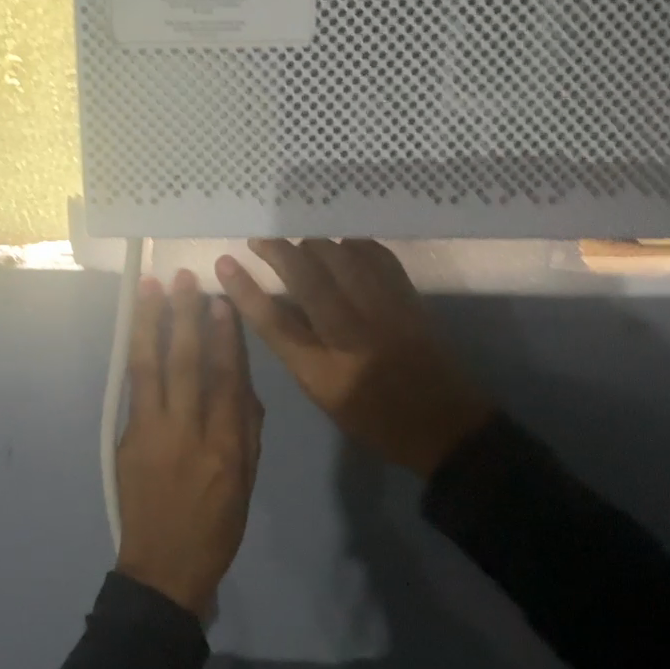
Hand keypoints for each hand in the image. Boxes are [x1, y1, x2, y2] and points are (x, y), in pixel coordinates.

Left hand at [115, 270, 263, 620]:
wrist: (162, 569)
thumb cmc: (216, 528)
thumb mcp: (247, 482)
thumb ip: (246, 429)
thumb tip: (243, 381)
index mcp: (224, 448)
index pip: (226, 380)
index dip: (225, 339)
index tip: (222, 303)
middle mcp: (185, 434)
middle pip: (184, 365)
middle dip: (184, 318)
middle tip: (184, 279)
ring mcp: (149, 434)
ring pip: (149, 368)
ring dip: (151, 324)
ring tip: (152, 289)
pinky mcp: (125, 440)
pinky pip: (134, 389)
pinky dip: (137, 355)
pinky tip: (139, 331)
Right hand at [217, 239, 491, 477]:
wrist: (444, 427)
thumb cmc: (375, 421)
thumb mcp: (324, 395)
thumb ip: (299, 349)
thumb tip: (279, 301)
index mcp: (324, 372)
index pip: (274, 321)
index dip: (245, 289)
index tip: (225, 263)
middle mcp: (352, 338)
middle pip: (307, 279)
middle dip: (278, 252)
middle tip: (261, 241)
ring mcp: (385, 314)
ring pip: (342, 260)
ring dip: (315, 246)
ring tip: (301, 245)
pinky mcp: (410, 302)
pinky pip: (378, 258)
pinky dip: (356, 246)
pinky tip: (344, 247)